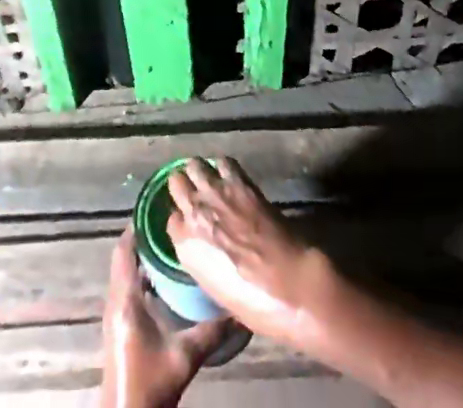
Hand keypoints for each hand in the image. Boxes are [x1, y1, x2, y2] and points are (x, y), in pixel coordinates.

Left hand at [101, 227, 234, 407]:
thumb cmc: (152, 381)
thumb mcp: (185, 355)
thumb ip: (212, 331)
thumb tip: (240, 312)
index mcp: (124, 299)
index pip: (124, 251)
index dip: (136, 227)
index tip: (157, 209)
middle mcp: (115, 300)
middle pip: (124, 258)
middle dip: (144, 238)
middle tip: (171, 223)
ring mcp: (115, 313)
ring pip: (126, 273)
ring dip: (143, 257)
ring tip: (172, 243)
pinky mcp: (120, 324)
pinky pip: (128, 287)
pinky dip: (142, 275)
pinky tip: (165, 278)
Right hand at [165, 157, 335, 345]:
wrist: (291, 283)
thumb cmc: (255, 300)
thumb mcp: (214, 286)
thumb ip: (201, 257)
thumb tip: (204, 245)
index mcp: (184, 243)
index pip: (172, 219)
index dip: (184, 220)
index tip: (193, 223)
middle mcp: (194, 211)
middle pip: (176, 182)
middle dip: (185, 186)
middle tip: (198, 194)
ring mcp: (216, 193)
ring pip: (195, 165)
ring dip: (201, 171)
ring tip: (211, 180)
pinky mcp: (239, 182)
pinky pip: (223, 163)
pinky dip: (224, 168)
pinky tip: (231, 177)